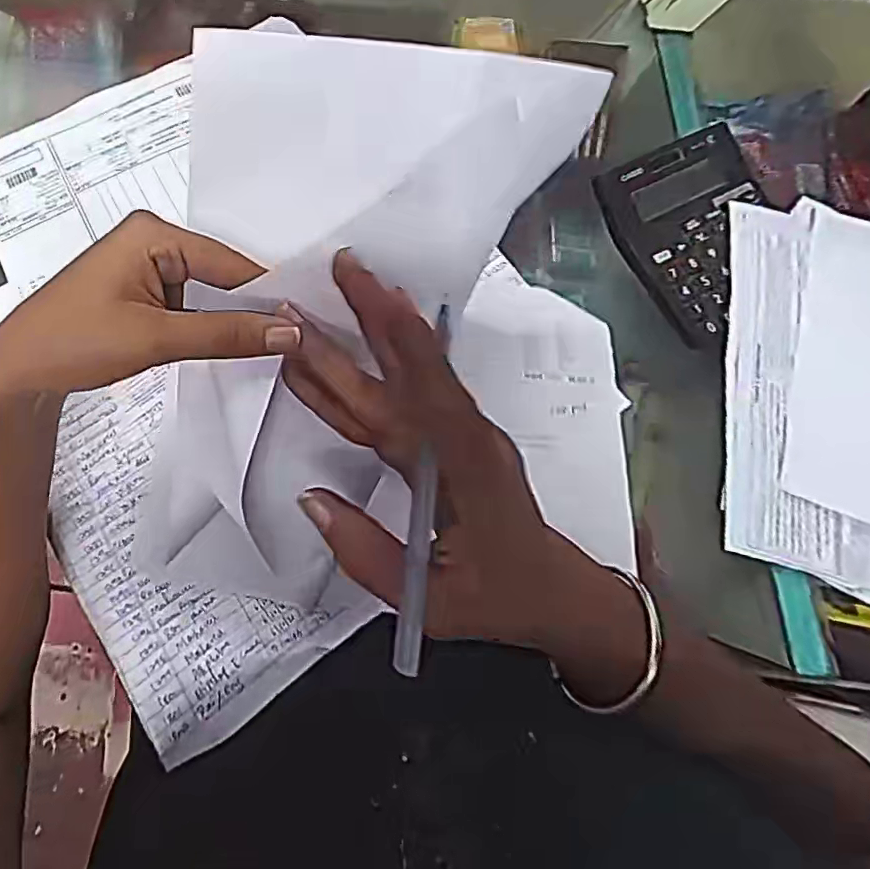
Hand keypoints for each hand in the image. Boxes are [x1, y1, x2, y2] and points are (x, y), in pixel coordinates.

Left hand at [0, 211, 301, 398]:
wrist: (19, 372)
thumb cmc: (68, 340)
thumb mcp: (154, 337)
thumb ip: (224, 334)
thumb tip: (283, 330)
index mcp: (151, 232)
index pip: (229, 261)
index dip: (267, 293)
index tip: (303, 320)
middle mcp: (149, 240)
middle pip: (219, 274)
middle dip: (248, 307)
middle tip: (291, 336)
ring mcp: (143, 266)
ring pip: (205, 292)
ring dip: (226, 319)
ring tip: (267, 343)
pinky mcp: (139, 291)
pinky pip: (186, 304)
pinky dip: (204, 324)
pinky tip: (226, 343)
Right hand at [285, 249, 603, 649]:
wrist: (559, 594)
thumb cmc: (500, 598)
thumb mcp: (429, 600)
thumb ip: (364, 552)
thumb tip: (310, 498)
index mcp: (461, 471)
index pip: (416, 396)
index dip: (386, 344)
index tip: (355, 300)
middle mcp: (463, 439)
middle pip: (410, 370)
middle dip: (373, 316)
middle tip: (342, 268)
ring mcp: (461, 433)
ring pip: (411, 371)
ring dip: (382, 324)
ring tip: (352, 284)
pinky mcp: (453, 435)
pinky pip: (414, 390)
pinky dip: (392, 355)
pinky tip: (374, 331)